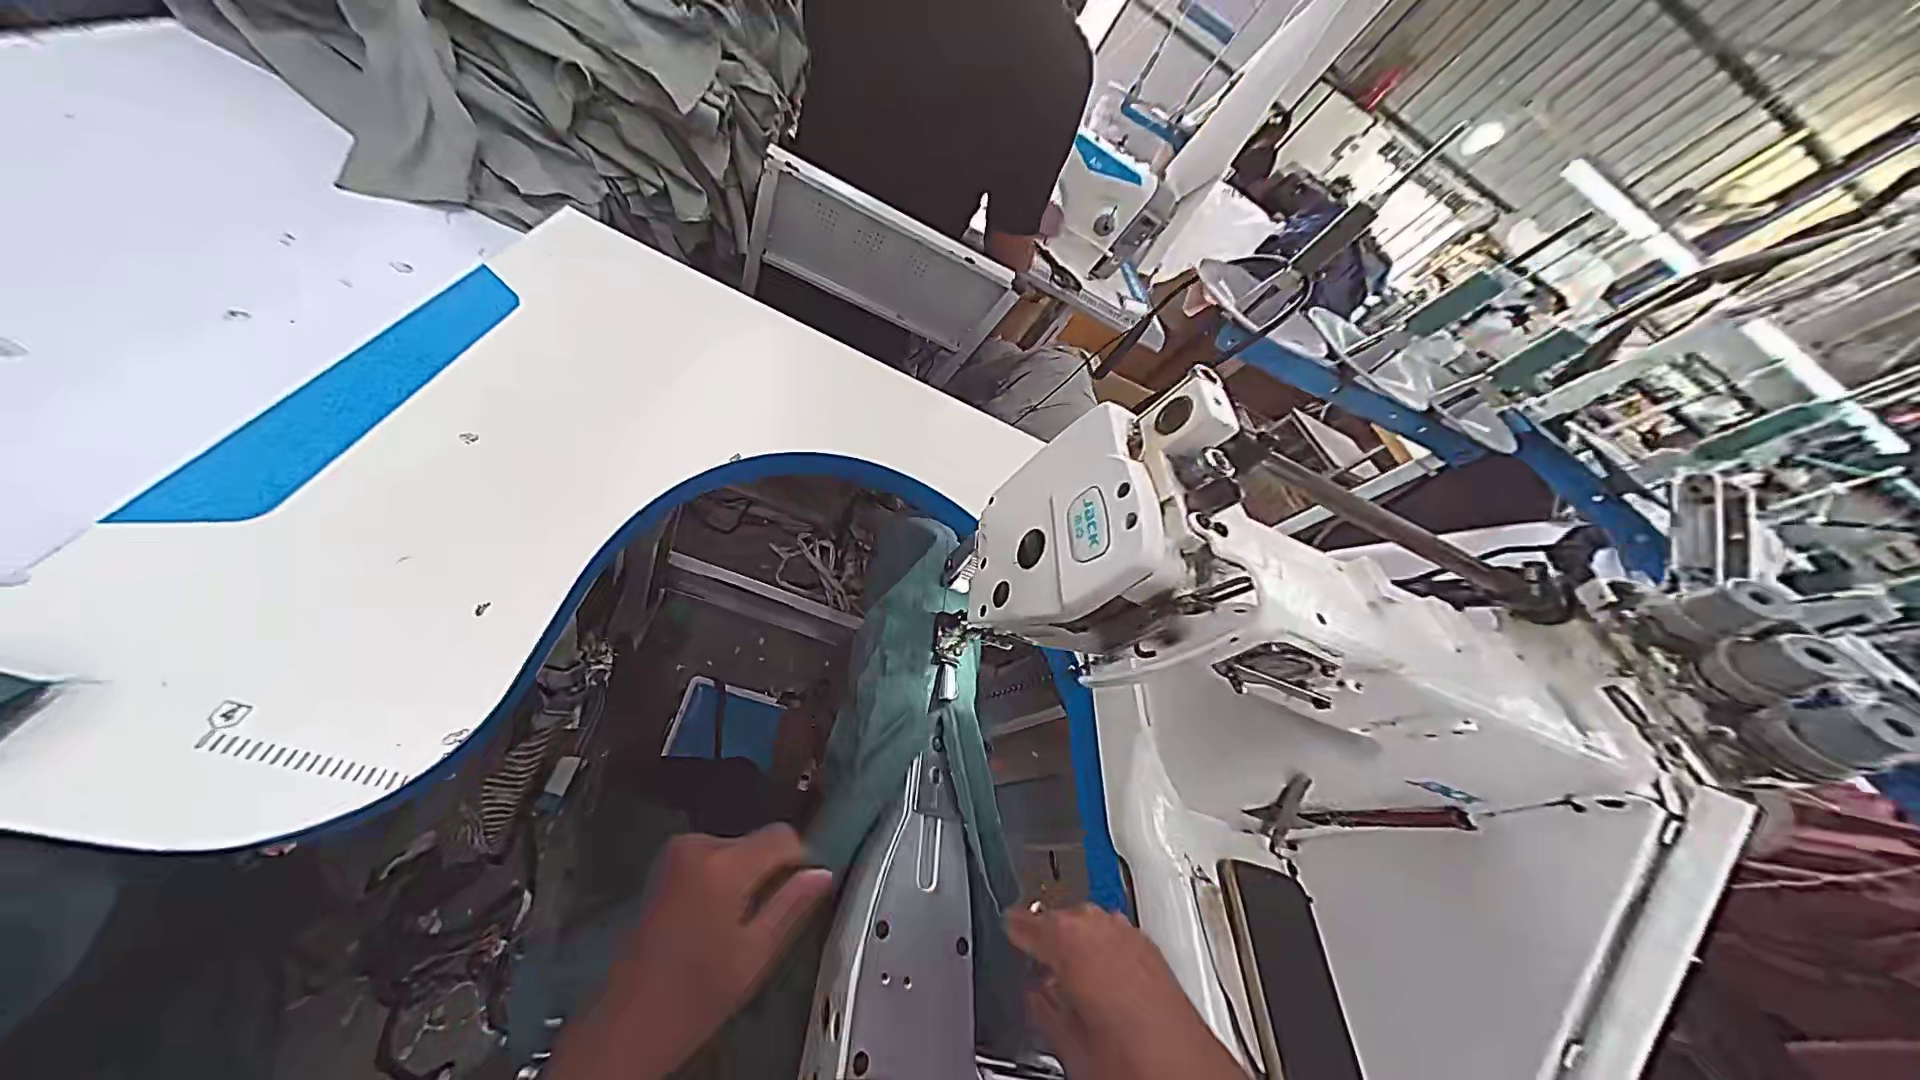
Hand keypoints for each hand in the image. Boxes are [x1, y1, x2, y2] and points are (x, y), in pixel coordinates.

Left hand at [548, 826, 833, 1079]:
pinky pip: (713, 856)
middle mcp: (696, 848)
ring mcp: (675, 854)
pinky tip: (714, 918)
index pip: (783, 835)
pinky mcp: (664, 865)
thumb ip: (792, 906)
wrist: (623, 1025)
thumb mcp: (755, 956)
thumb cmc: (690, 998)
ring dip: (746, 875)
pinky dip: (723, 878)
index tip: (804, 886)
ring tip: (737, 923)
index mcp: (723, 867)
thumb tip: (822, 874)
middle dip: (770, 871)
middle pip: (758, 841)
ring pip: (737, 848)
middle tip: (766, 917)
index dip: (801, 859)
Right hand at [1006, 903, 1245, 1079]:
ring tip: (1064, 975)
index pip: (1023, 919)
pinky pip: (1111, 933)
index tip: (1005, 933)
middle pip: (1056, 917)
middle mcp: (1098, 924)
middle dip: (1043, 938)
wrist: (1189, 1074)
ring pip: (1085, 922)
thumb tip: (1035, 994)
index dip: (1009, 928)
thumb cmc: (1136, 1062)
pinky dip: (1100, 946)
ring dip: (1073, 940)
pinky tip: (1098, 978)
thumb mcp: (1067, 1042)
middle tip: (1031, 962)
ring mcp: (1126, 932)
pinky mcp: (1148, 946)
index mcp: (1068, 937)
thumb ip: (1042, 1006)